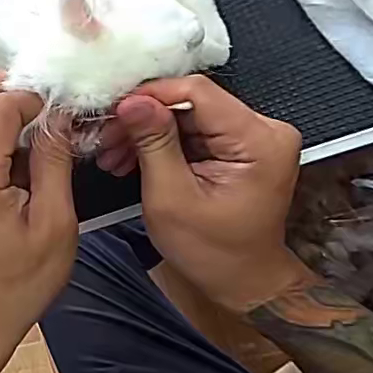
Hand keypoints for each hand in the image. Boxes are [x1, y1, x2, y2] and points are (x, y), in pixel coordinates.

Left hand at [0, 74, 76, 372]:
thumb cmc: (20, 283)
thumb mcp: (55, 223)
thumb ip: (54, 162)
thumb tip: (60, 118)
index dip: (35, 95)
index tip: (64, 106)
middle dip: (10, 86)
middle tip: (49, 99)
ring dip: (3, 107)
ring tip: (43, 127)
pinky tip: (27, 152)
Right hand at [104, 76, 310, 311]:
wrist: (244, 281)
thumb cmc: (215, 254)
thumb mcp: (172, 198)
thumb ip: (154, 144)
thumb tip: (133, 101)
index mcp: (259, 140)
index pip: (198, 91)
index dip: (151, 96)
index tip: (115, 110)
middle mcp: (266, 130)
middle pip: (192, 103)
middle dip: (145, 120)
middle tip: (107, 137)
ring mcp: (256, 138)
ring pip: (189, 116)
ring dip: (149, 133)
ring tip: (115, 154)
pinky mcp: (242, 147)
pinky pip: (196, 132)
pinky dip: (165, 144)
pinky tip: (135, 158)